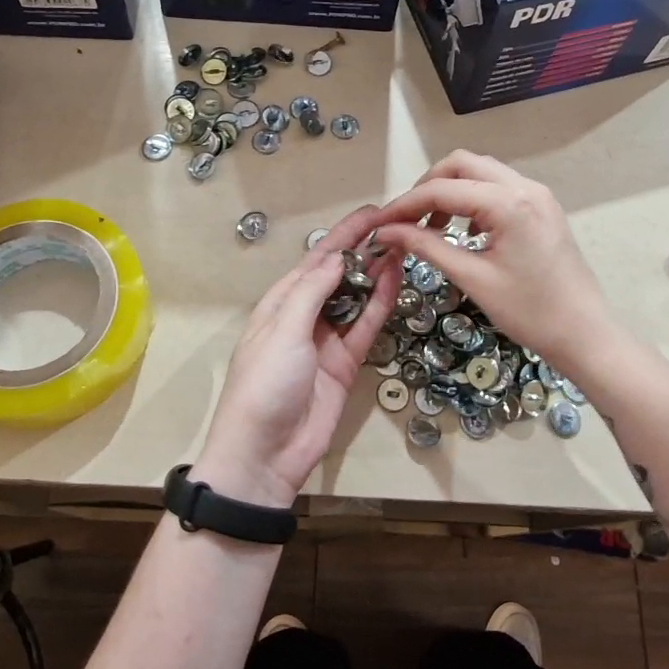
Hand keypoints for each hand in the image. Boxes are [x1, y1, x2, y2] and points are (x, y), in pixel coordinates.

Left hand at [193, 205, 402, 507]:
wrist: (264, 455)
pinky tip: (396, 280)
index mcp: (280, 303)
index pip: (316, 260)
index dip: (344, 235)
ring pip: (357, 298)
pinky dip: (381, 304)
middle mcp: (304, 316)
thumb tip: (336, 257)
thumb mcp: (282, 331)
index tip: (372, 213)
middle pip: (339, 275)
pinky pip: (366, 327)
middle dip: (364, 249)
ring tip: (405, 245)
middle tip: (398, 225)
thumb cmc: (264, 386)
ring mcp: (327, 340)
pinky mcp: (346, 364)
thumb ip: (311, 292)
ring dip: (377, 273)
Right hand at [375, 151, 623, 372]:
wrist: (585, 334)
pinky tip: (463, 230)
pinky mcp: (543, 207)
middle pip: (461, 164)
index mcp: (508, 203)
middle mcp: (524, 186)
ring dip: (451, 190)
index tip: (379, 224)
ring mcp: (538, 194)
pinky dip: (473, 198)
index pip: (442, 190)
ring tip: (430, 226)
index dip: (404, 205)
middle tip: (406, 219)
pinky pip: (499, 187)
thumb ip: (427, 247)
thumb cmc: (530, 312)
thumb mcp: (473, 279)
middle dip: (427, 186)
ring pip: (481, 171)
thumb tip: (387, 232)